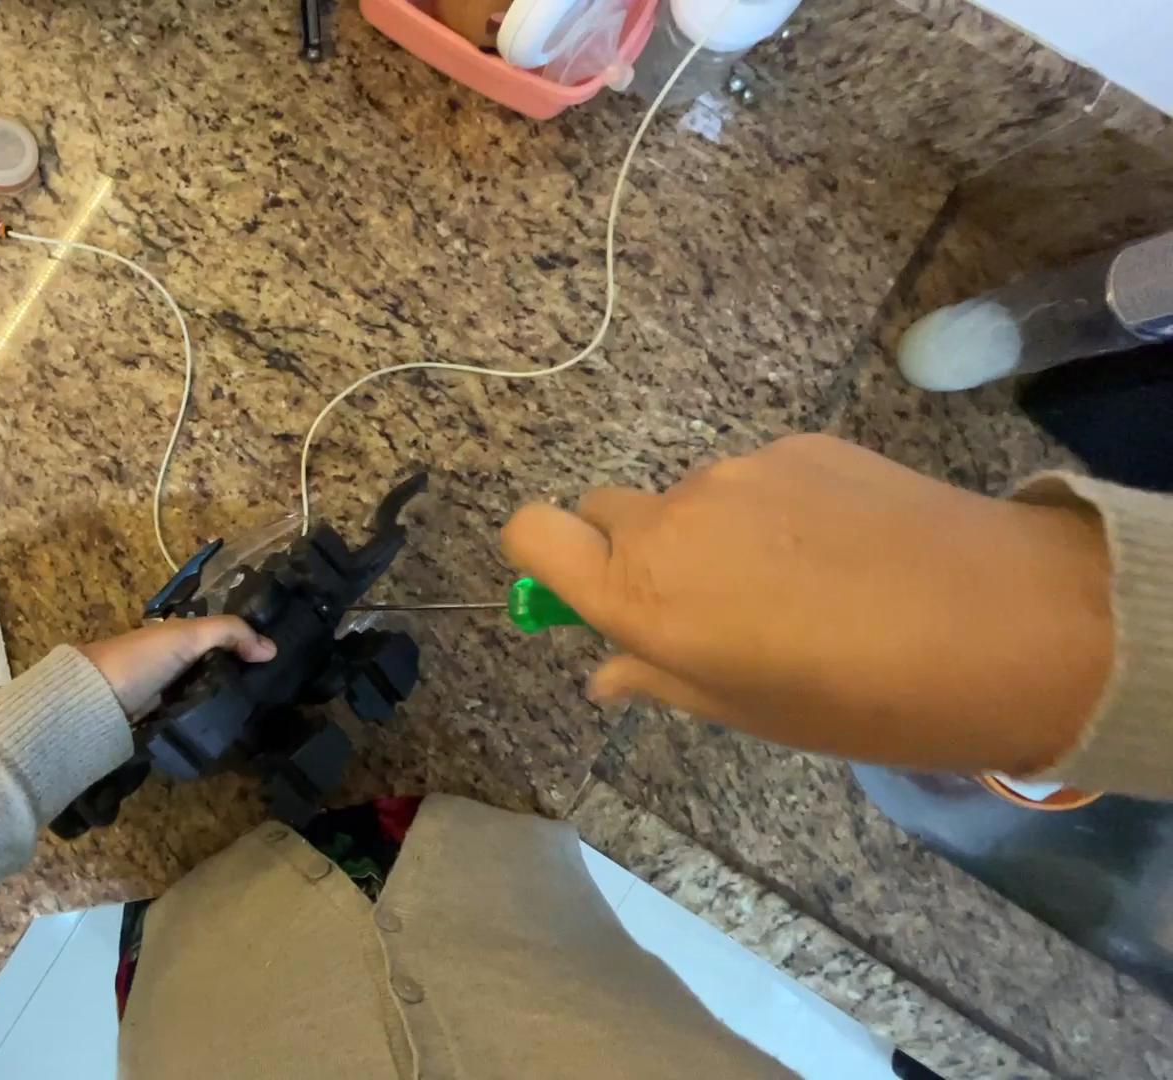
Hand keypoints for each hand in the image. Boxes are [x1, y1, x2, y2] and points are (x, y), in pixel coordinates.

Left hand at [81, 616, 277, 717]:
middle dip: (243, 675)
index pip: (222, 636)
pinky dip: (214, 715)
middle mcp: (178, 659)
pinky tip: (236, 723)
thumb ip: (229, 633)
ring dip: (230, 698)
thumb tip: (272, 649)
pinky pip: (198, 712)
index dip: (248, 642)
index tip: (280, 659)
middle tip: (279, 691)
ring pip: (210, 690)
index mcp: (180, 634)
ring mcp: (172, 690)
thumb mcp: (188, 635)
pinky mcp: (167, 716)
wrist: (98, 699)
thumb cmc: (144, 658)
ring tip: (265, 710)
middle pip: (218, 665)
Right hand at [501, 435, 1112, 775]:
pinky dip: (765, 506)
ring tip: (787, 572)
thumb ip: (653, 677)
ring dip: (704, 529)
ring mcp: (729, 475)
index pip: (529, 532)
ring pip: (680, 497)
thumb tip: (603, 673)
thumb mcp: (742, 708)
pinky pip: (747, 476)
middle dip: (625, 546)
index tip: (574, 578)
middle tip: (694, 589)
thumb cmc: (858, 697)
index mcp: (639, 593)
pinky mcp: (794, 445)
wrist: (1026, 626)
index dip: (535, 550)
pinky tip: (831, 542)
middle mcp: (665, 524)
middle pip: (598, 510)